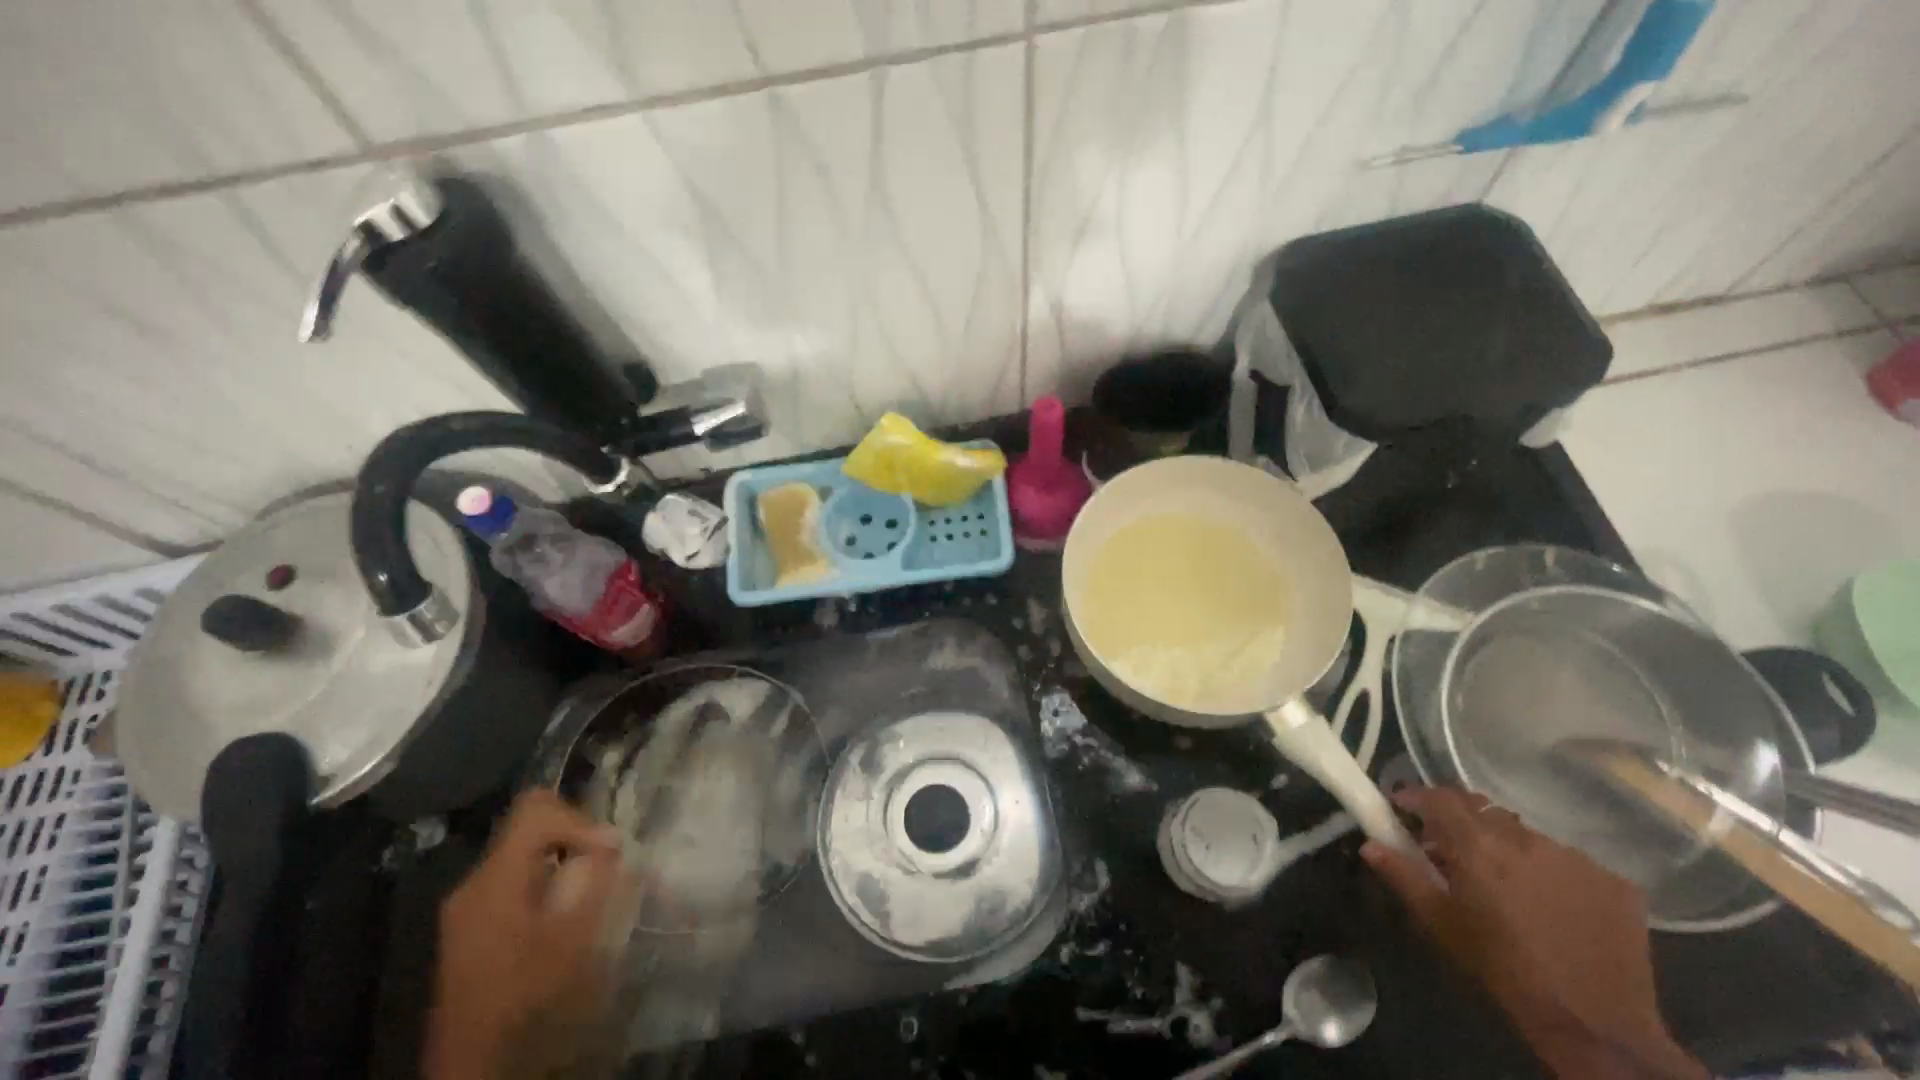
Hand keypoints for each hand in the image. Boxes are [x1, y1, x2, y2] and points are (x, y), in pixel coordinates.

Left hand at [424, 790, 626, 1079]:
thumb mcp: (573, 943)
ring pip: (524, 855)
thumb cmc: (526, 1001)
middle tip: (609, 868)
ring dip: (564, 863)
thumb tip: (611, 842)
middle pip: (528, 828)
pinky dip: (547, 884)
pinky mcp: (472, 926)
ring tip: (595, 891)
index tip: (612, 852)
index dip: (579, 820)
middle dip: (575, 839)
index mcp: (494, 879)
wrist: (472, 1067)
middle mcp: (474, 883)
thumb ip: (596, 884)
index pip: (536, 810)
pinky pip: (515, 882)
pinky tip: (567, 917)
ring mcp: (468, 906)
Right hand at [1363, 787, 1707, 1079]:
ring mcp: (1576, 857)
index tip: (1403, 805)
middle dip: (1461, 822)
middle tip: (1449, 849)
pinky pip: (1570, 862)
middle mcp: (1527, 840)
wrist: (1594, 1022)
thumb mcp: (1442, 925)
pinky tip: (1550, 907)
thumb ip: (1404, 876)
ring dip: (1507, 848)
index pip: (1442, 799)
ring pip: (1528, 836)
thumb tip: (1370, 845)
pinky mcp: (1614, 880)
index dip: (1418, 796)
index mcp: (1479, 847)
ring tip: (1504, 884)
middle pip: (1485, 811)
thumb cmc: (1502, 970)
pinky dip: (1550, 873)